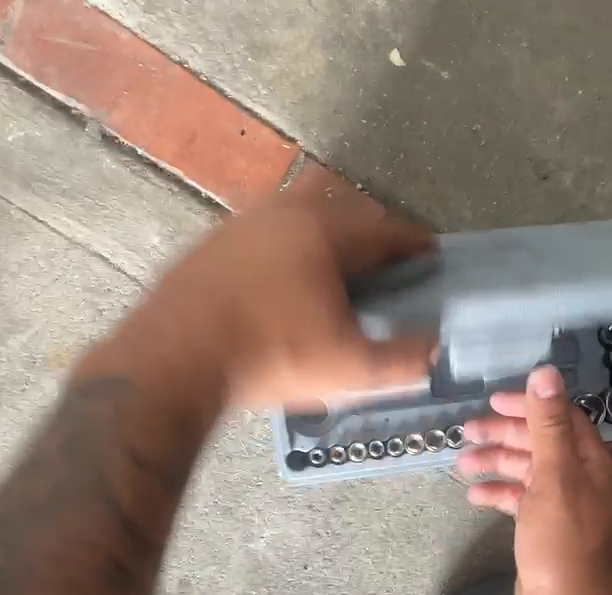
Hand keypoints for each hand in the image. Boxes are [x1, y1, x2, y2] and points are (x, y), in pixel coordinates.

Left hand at [90, 190, 438, 408]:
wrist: (174, 360)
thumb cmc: (272, 356)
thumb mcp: (349, 367)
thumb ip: (402, 359)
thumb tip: (438, 351)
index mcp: (327, 232)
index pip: (388, 230)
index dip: (416, 244)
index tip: (433, 255)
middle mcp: (285, 212)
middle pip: (344, 209)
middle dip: (372, 232)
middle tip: (387, 264)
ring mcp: (242, 223)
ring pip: (300, 217)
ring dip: (327, 237)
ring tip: (339, 274)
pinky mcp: (211, 244)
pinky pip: (266, 236)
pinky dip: (289, 251)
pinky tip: (285, 285)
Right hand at [459, 366, 611, 594]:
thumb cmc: (561, 543)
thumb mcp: (553, 478)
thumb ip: (548, 425)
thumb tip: (545, 372)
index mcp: (589, 462)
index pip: (561, 418)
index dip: (529, 405)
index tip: (493, 401)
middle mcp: (580, 479)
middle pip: (541, 442)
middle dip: (505, 434)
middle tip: (466, 430)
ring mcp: (562, 505)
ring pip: (527, 471)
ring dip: (496, 463)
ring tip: (461, 463)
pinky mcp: (545, 528)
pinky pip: (520, 500)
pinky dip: (498, 493)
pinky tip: (474, 496)